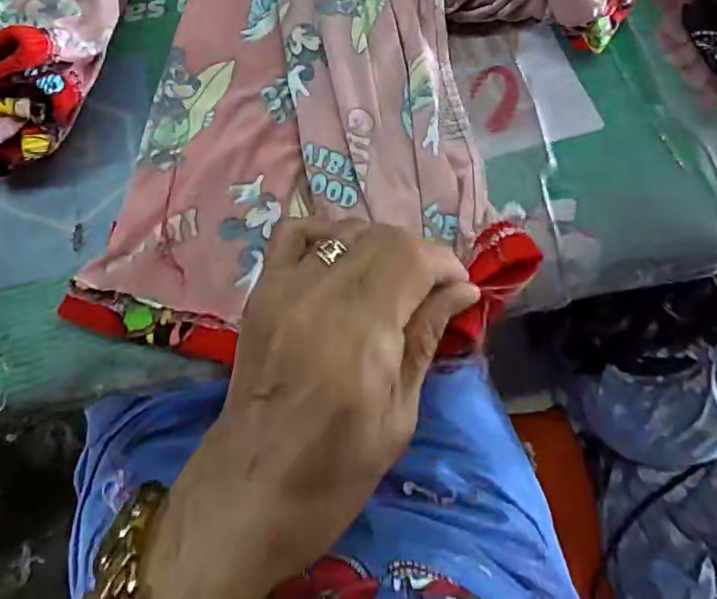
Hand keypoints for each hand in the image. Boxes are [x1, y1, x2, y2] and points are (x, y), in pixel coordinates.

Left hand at [142, 220, 479, 597]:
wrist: (253, 486)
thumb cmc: (336, 470)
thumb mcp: (399, 414)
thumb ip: (425, 338)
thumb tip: (462, 291)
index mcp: (361, 331)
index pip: (410, 257)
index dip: (444, 262)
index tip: (460, 287)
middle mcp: (320, 295)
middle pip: (380, 237)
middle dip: (416, 254)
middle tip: (430, 288)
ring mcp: (283, 286)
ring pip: (343, 230)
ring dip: (377, 245)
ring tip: (390, 279)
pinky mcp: (260, 289)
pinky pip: (293, 233)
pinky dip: (325, 233)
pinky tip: (340, 259)